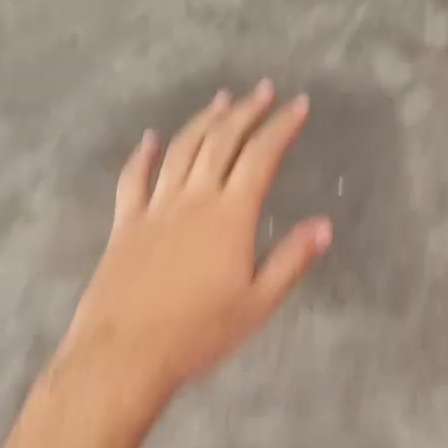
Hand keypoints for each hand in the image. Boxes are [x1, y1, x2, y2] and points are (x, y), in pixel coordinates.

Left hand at [59, 81, 332, 400]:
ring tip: (221, 100)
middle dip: (246, 111)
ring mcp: (156, 208)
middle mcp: (194, 199)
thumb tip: (325, 224)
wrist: (122, 357)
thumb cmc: (198, 334)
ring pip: (182, 150)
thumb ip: (292, 260)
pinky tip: (151, 138)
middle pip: (222, 142)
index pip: (262, 156)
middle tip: (263, 90)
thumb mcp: (258, 304)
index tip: (299, 104)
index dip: (282, 126)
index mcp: (231, 216)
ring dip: (204, 121)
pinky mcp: (125, 224)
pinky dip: (144, 154)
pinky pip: (134, 179)